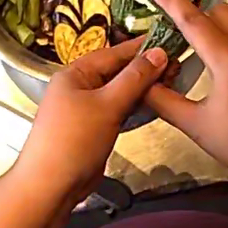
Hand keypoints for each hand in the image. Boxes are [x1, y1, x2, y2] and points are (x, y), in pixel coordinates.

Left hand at [13, 39, 168, 199]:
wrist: (51, 187)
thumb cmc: (73, 141)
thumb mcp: (107, 105)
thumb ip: (134, 78)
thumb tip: (158, 53)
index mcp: (75, 74)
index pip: (113, 53)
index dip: (141, 47)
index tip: (167, 41)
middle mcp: (79, 87)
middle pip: (117, 71)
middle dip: (145, 68)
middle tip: (175, 64)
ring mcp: (86, 109)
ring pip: (119, 91)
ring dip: (142, 87)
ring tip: (170, 80)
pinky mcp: (94, 128)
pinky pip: (118, 109)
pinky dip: (135, 105)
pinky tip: (154, 103)